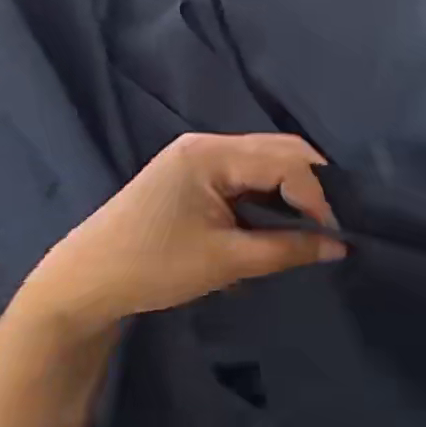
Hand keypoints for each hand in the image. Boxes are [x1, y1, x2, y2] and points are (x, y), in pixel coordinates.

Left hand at [22, 133, 344, 333]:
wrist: (84, 283)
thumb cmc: (153, 268)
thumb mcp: (228, 261)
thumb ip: (290, 249)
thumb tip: (342, 247)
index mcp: (211, 155)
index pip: (287, 163)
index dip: (318, 197)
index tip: (334, 235)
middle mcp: (207, 143)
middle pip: (282, 150)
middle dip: (313, 185)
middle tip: (331, 223)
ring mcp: (199, 155)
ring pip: (269, 158)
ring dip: (295, 187)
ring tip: (312, 222)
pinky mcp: (195, 172)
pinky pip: (250, 171)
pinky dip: (273, 191)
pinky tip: (281, 216)